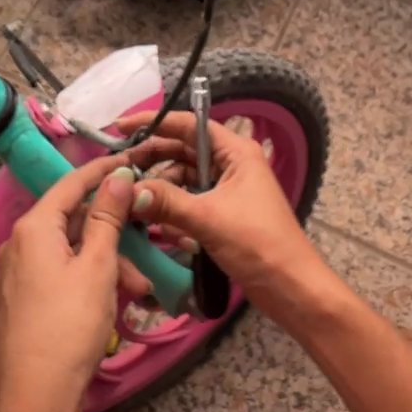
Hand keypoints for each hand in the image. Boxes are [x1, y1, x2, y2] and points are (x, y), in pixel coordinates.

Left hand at [0, 153, 136, 411]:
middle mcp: (17, 243)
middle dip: (114, 232)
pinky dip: (87, 277)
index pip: (72, 183)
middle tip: (148, 243)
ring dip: (106, 261)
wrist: (35, 401)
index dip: (103, 169)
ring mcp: (16, 273)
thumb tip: (117, 176)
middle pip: (73, 220)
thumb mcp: (98, 266)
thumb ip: (107, 217)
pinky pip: (59, 272)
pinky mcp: (21, 299)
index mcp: (32, 228)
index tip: (132, 159)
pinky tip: (113, 297)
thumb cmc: (69, 327)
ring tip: (139, 288)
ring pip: (70, 250)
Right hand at [117, 110, 328, 312]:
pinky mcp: (223, 213)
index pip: (189, 125)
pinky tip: (152, 224)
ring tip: (131, 202)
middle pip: (183, 151)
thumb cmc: (258, 244)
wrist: (292, 289)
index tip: (121, 127)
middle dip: (152, 160)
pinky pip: (190, 202)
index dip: (154, 123)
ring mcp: (227, 189)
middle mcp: (231, 164)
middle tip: (119, 170)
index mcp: (235, 152)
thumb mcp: (208, 219)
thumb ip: (166, 202)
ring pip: (184, 179)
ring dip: (160, 189)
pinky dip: (172, 209)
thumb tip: (127, 191)